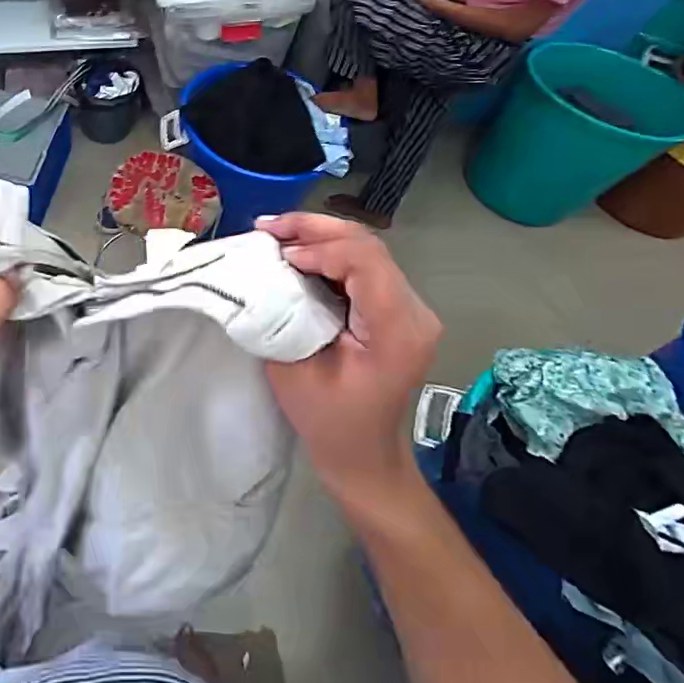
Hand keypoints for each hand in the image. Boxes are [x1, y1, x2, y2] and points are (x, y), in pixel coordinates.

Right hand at [254, 213, 442, 497]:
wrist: (365, 456)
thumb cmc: (330, 424)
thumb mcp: (295, 372)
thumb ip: (284, 316)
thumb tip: (270, 270)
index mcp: (398, 330)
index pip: (365, 261)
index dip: (319, 248)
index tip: (280, 257)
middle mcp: (415, 311)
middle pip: (368, 246)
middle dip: (315, 228)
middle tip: (269, 226)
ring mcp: (411, 307)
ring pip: (366, 249)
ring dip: (319, 236)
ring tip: (276, 233)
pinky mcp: (398, 306)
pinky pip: (364, 266)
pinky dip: (329, 253)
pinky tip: (298, 250)